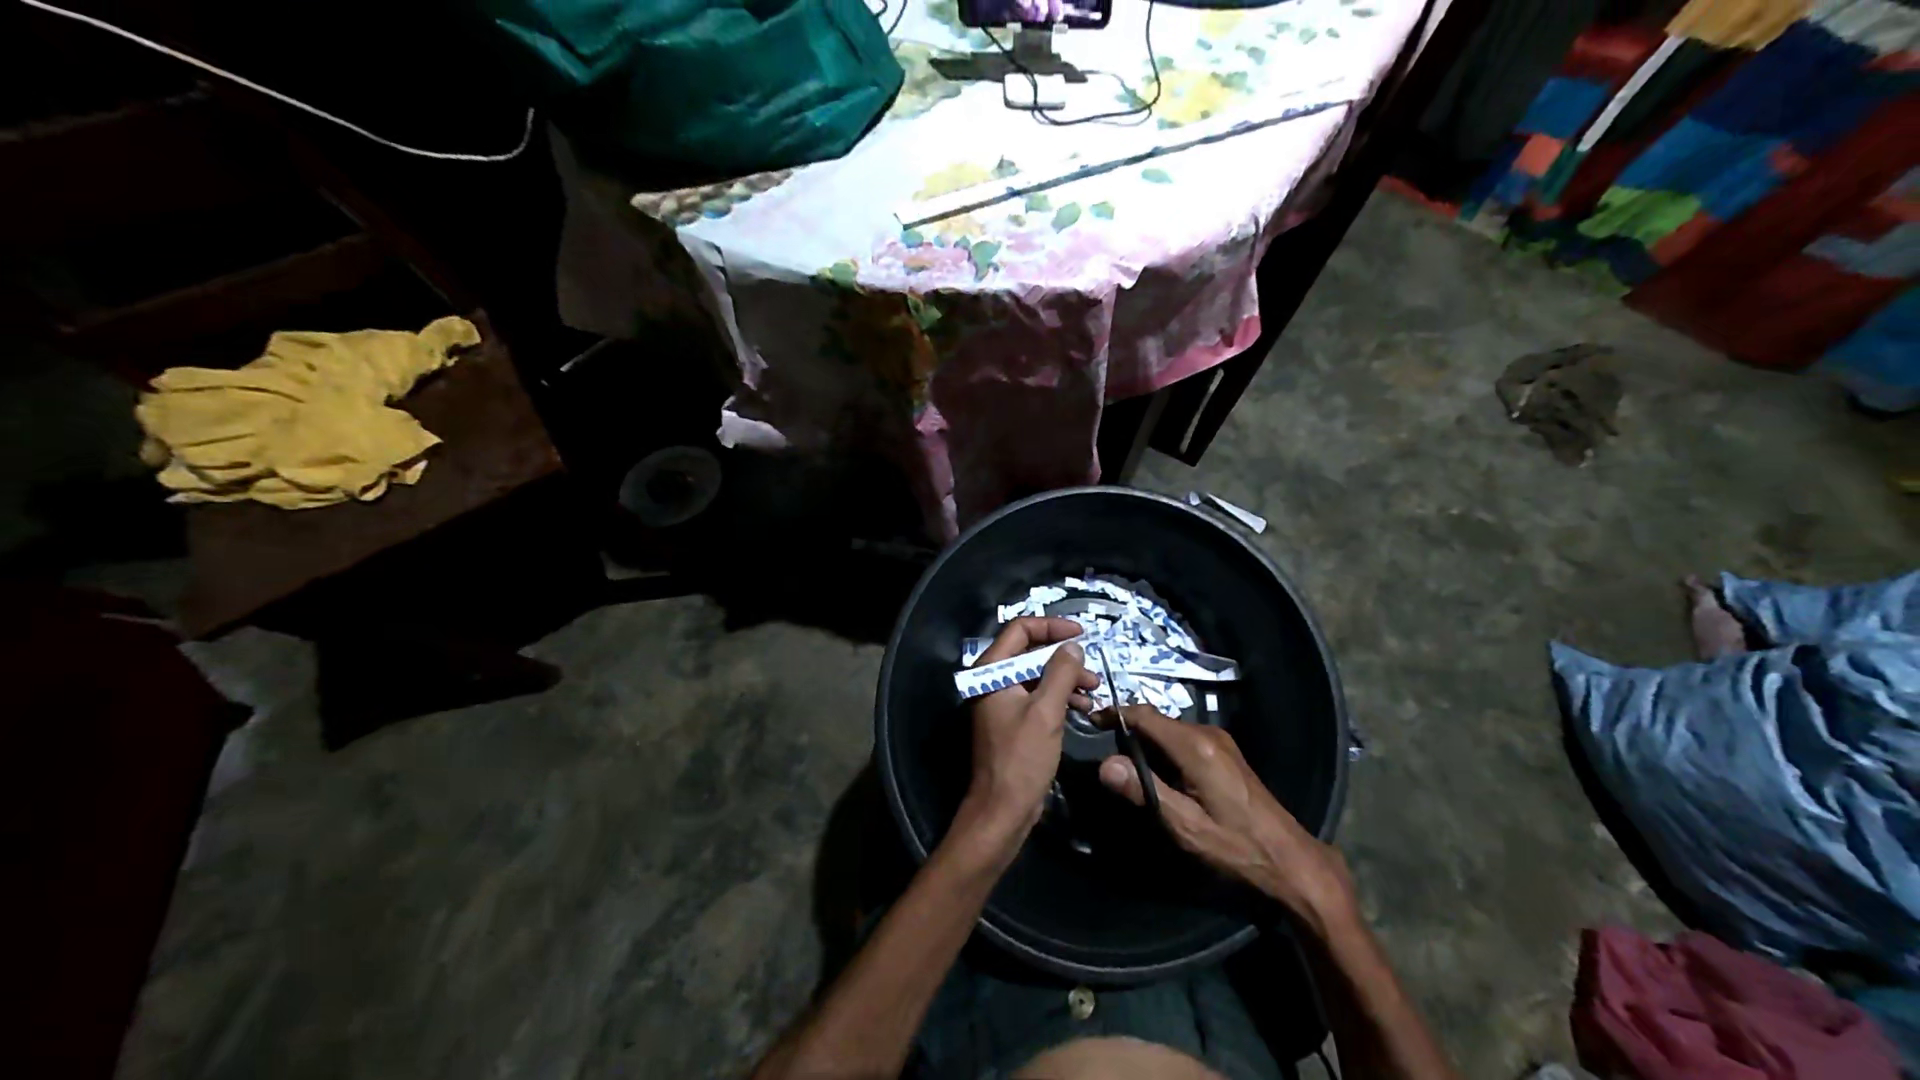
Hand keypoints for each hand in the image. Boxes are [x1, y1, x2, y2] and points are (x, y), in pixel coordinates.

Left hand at [960, 617, 1098, 849]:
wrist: (1002, 809)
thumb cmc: (1021, 758)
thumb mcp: (1046, 712)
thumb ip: (1061, 673)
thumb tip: (1073, 646)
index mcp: (990, 672)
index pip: (1020, 630)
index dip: (1051, 627)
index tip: (1081, 634)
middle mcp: (992, 681)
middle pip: (1030, 652)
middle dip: (1063, 658)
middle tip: (1092, 670)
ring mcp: (1002, 702)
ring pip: (1037, 676)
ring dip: (1066, 679)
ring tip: (1093, 691)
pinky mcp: (1013, 721)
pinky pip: (1038, 697)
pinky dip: (1060, 698)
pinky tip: (1082, 708)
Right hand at [1098, 707, 1356, 933]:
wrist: (1290, 859)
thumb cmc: (1236, 845)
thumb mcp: (1185, 825)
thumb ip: (1144, 791)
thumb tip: (1105, 764)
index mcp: (1195, 746)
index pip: (1145, 715)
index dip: (1116, 713)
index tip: (1091, 721)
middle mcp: (1207, 734)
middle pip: (1156, 721)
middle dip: (1128, 731)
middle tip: (1104, 753)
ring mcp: (1219, 742)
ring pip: (1170, 731)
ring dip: (1146, 742)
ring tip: (1125, 767)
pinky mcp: (1225, 753)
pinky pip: (1183, 740)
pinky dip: (1163, 750)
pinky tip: (1157, 775)